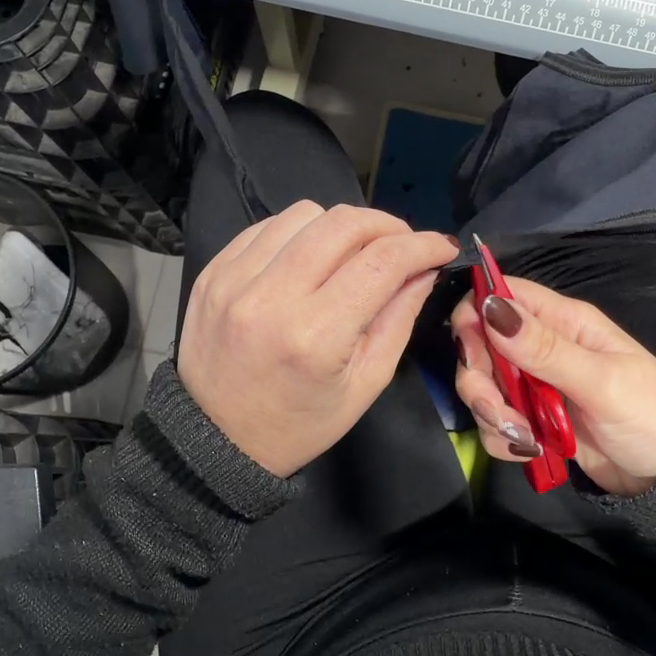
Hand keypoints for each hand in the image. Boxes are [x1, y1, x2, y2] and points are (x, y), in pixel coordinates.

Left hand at [178, 201, 458, 477]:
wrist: (214, 441)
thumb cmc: (301, 423)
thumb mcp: (366, 383)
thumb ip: (399, 317)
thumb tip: (425, 267)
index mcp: (315, 336)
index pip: (382, 261)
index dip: (422, 245)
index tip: (442, 247)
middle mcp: (271, 297)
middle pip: (343, 223)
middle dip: (388, 225)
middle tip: (404, 246)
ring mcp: (234, 279)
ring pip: (304, 214)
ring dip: (342, 226)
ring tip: (353, 254)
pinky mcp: (213, 272)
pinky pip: (267, 226)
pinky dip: (300, 233)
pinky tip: (311, 259)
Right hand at [451, 277, 655, 496]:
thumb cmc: (652, 415)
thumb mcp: (601, 381)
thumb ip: (545, 349)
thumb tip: (490, 307)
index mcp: (564, 321)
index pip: (500, 294)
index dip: (475, 316)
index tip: (474, 354)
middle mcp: (543, 346)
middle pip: (481, 344)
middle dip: (479, 380)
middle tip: (499, 412)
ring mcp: (536, 384)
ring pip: (484, 386)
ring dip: (492, 415)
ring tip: (526, 440)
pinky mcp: (533, 419)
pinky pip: (496, 421)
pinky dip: (502, 438)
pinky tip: (530, 452)